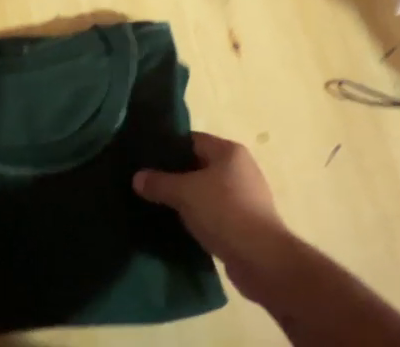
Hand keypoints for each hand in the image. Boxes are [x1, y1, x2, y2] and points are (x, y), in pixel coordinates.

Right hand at [133, 133, 290, 273]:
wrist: (262, 260)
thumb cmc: (224, 212)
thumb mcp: (184, 193)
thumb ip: (159, 183)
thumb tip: (137, 178)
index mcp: (229, 152)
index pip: (192, 140)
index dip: (169, 149)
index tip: (147, 161)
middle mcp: (241, 169)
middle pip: (200, 166)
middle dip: (176, 176)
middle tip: (149, 185)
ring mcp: (247, 198)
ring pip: (207, 192)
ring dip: (188, 200)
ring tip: (162, 207)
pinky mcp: (247, 224)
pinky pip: (217, 214)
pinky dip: (201, 218)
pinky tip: (183, 228)